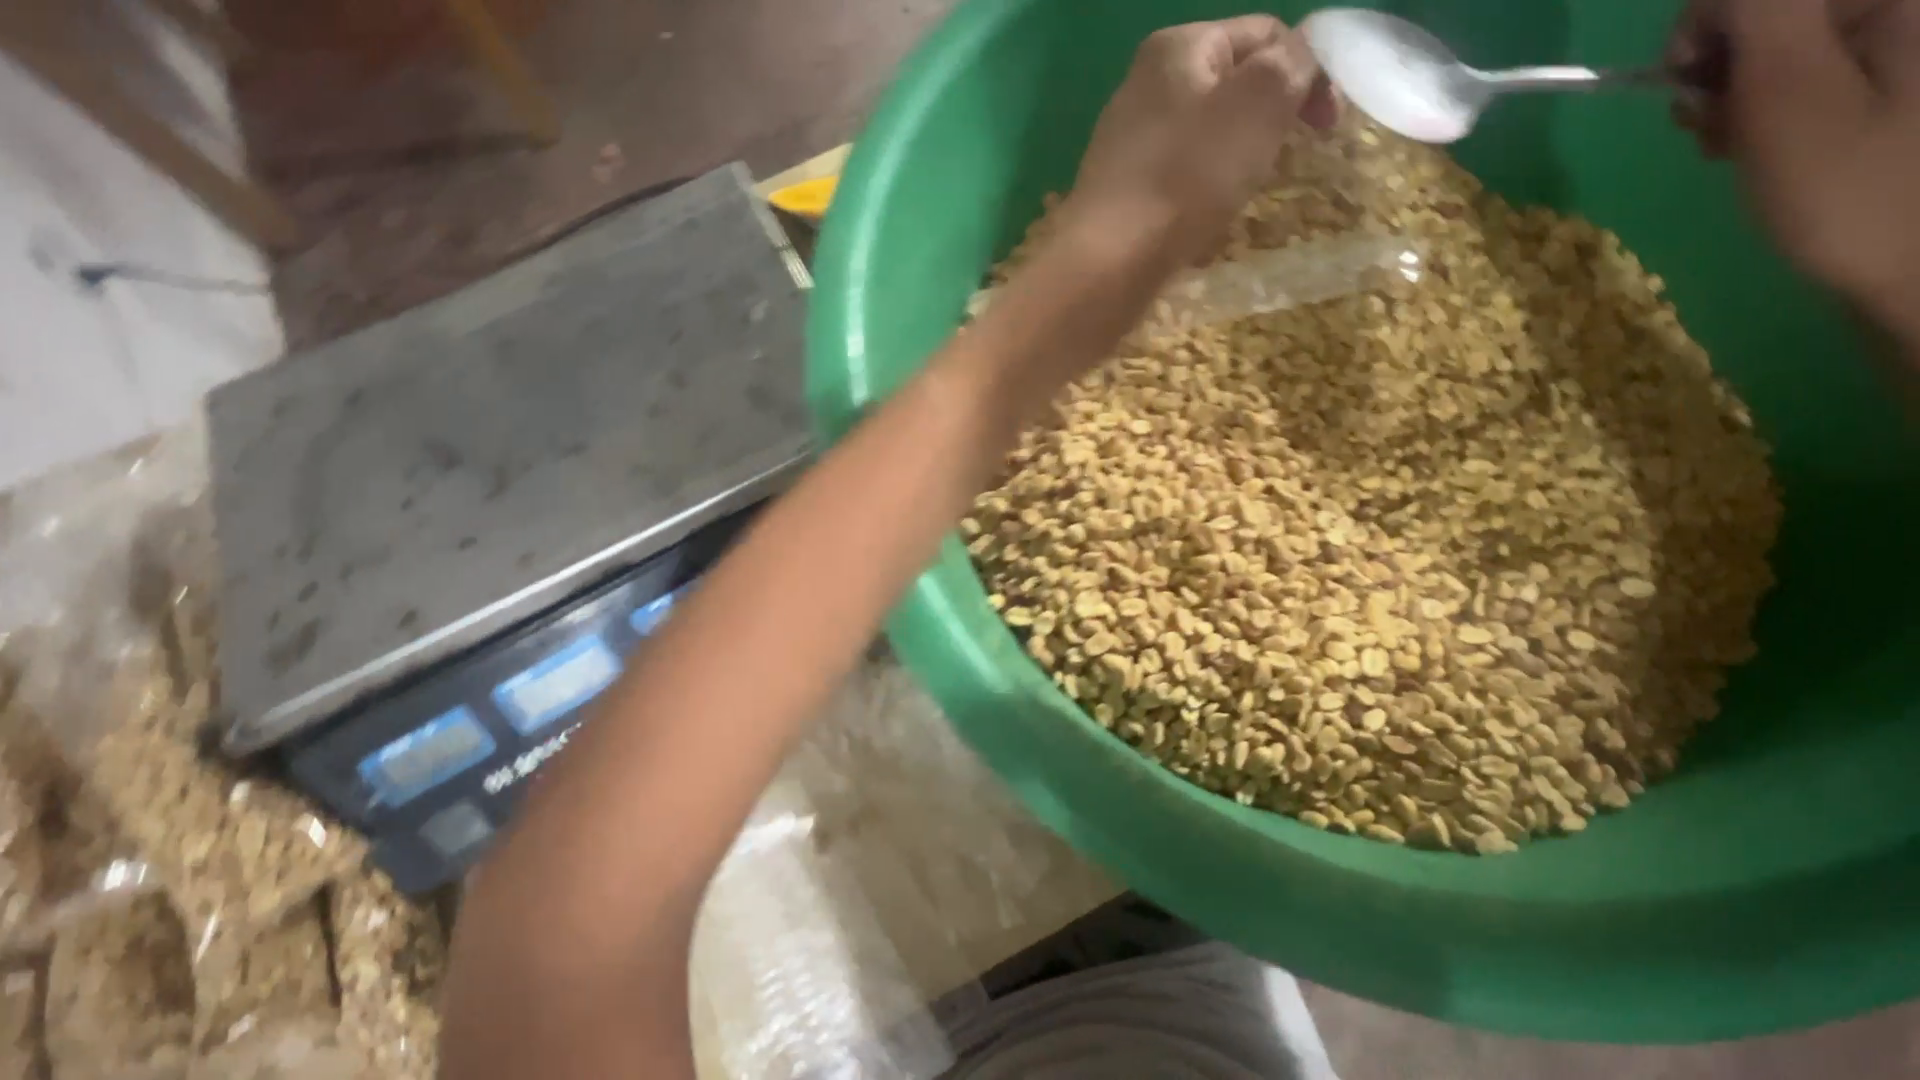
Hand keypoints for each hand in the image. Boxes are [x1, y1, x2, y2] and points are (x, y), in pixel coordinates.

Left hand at [1062, 15, 1335, 268]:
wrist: (1111, 259)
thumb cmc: (1188, 174)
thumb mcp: (1259, 101)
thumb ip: (1290, 64)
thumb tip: (1298, 54)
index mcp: (1179, 46)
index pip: (1265, 32)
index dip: (1309, 69)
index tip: (1328, 127)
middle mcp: (1146, 83)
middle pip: (1234, 84)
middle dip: (1271, 116)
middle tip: (1288, 158)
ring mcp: (1129, 139)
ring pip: (1208, 135)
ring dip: (1239, 158)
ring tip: (1246, 190)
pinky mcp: (1123, 189)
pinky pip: (1180, 178)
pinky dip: (1204, 192)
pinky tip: (1208, 219)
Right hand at [1670, 0, 1919, 345]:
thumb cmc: (1852, 190)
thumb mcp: (1789, 96)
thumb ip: (1755, 17)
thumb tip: (1713, 2)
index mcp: (1889, 4)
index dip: (1705, 28)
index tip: (1691, 92)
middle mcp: (1896, 16)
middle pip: (1771, 13)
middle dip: (1724, 64)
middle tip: (1718, 127)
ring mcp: (1896, 49)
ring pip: (1782, 43)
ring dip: (1738, 91)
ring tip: (1735, 144)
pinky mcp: (1887, 84)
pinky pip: (1807, 69)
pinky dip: (1766, 105)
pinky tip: (1761, 144)